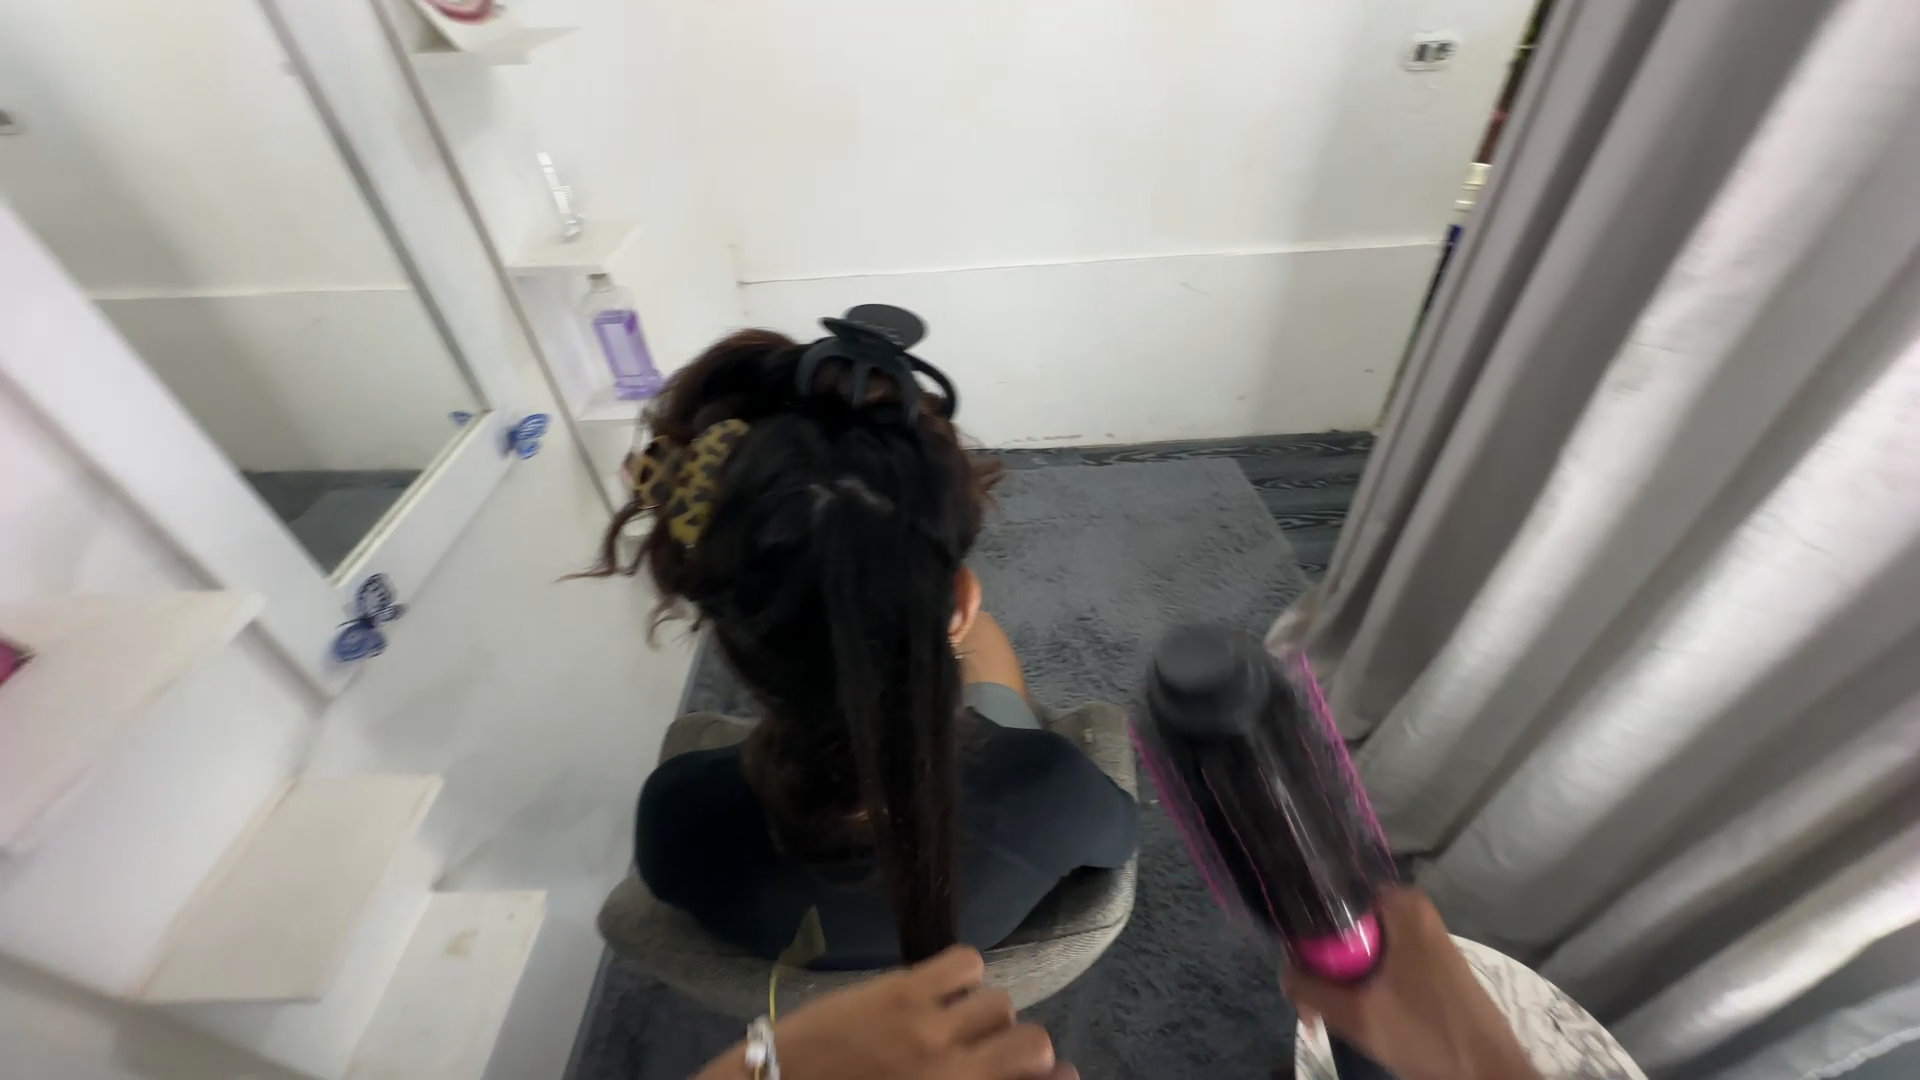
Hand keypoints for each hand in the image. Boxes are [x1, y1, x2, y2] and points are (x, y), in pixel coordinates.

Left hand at [695, 946, 1074, 1079]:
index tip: (1063, 1074)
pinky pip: (965, 961)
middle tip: (1005, 1048)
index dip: (1056, 1078)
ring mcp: (932, 1030)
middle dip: (1027, 1048)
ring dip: (989, 1011)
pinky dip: (966, 972)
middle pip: (1032, 1044)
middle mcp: (957, 1072)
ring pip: (1000, 1001)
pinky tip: (946, 986)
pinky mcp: (905, 991)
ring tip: (963, 1017)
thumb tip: (1002, 1067)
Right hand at [1281, 888, 1539, 1079]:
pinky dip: (1366, 980)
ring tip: (1330, 1010)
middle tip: (1313, 1000)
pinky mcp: (1433, 959)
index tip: (1298, 968)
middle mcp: (1411, 907)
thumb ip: (1308, 988)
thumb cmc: (1430, 1036)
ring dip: (1343, 974)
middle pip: (1344, 922)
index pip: (1329, 898)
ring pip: (1362, 943)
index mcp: (1398, 902)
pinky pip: (1383, 957)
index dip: (1304, 932)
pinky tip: (1361, 1010)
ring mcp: (1425, 933)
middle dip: (1323, 961)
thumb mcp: (1356, 1016)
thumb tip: (1283, 973)